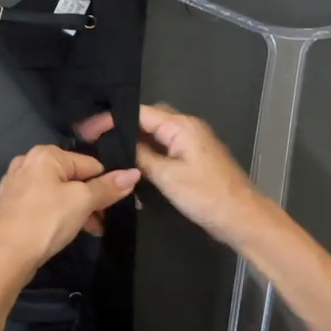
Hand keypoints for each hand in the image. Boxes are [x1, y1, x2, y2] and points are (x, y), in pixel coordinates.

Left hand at [0, 145, 139, 283]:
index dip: (106, 186)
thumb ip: (108, 187)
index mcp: (45, 154)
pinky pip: (42, 204)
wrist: (5, 256)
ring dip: (76, 210)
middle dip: (90, 200)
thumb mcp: (82, 202)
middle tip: (101, 224)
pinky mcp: (9, 204)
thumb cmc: (46, 221)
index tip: (115, 208)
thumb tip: (133, 173)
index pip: (90, 165)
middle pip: (72, 178)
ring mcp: (15, 183)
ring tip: (88, 231)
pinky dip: (56, 214)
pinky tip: (62, 232)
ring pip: (57, 192)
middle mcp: (27, 162)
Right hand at [79, 104, 274, 246]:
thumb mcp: (167, 177)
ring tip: (106, 148)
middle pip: (147, 118)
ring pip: (155, 133)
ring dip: (134, 139)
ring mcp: (191, 142)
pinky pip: (164, 146)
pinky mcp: (192, 157)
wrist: (243, 218)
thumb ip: (141, 156)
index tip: (88, 129)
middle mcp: (187, 127)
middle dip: (122, 126)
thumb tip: (118, 144)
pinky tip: (131, 162)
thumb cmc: (206, 196)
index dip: (112, 119)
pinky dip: (147, 151)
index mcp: (181, 126)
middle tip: (95, 138)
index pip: (140, 112)